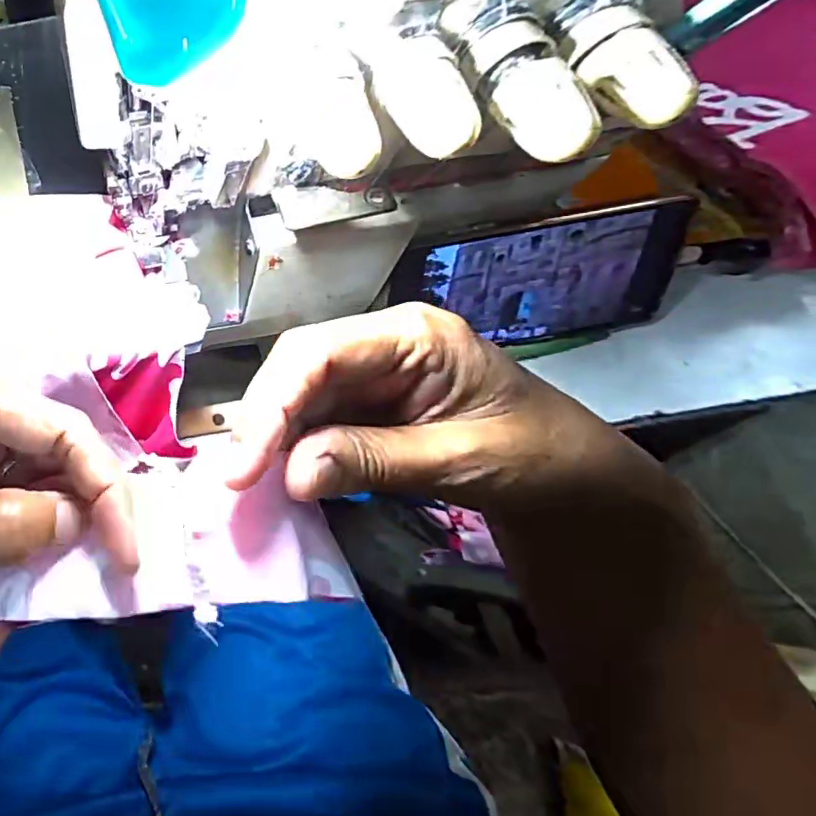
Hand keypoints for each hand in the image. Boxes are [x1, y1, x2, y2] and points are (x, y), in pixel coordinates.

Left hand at [0, 365, 138, 614]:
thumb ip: (6, 529)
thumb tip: (78, 522)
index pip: (62, 433)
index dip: (105, 490)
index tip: (127, 554)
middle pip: (53, 462)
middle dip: (69, 531)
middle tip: (89, 587)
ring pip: (30, 494)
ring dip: (30, 559)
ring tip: (4, 626)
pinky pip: (0, 511)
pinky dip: (3, 560)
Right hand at [219, 303, 660, 510]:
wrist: (577, 480)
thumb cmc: (539, 458)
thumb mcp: (462, 460)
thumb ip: (374, 460)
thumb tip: (291, 476)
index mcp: (412, 335)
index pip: (319, 354)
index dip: (274, 403)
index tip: (247, 462)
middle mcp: (379, 342)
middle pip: (296, 366)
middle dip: (263, 418)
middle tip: (239, 475)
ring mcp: (368, 370)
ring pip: (294, 390)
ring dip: (269, 434)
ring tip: (249, 477)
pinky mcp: (362, 400)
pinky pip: (310, 415)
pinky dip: (288, 445)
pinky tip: (275, 470)